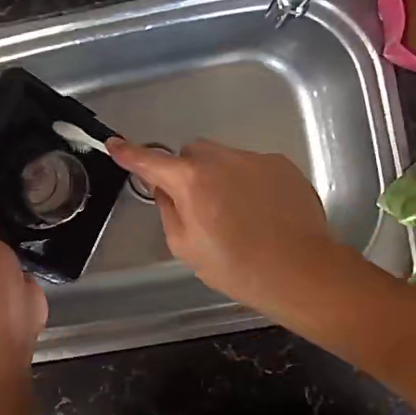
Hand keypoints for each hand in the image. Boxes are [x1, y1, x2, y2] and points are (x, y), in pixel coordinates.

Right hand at [106, 138, 347, 307]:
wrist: (300, 270)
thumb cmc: (237, 267)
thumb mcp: (186, 247)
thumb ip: (169, 210)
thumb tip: (166, 190)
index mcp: (192, 181)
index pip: (151, 160)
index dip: (130, 153)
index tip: (115, 144)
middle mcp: (222, 160)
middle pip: (192, 152)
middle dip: (187, 171)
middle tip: (196, 204)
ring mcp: (255, 159)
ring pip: (225, 158)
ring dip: (220, 176)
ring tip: (236, 214)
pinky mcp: (282, 165)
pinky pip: (253, 166)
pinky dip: (248, 182)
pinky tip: (261, 211)